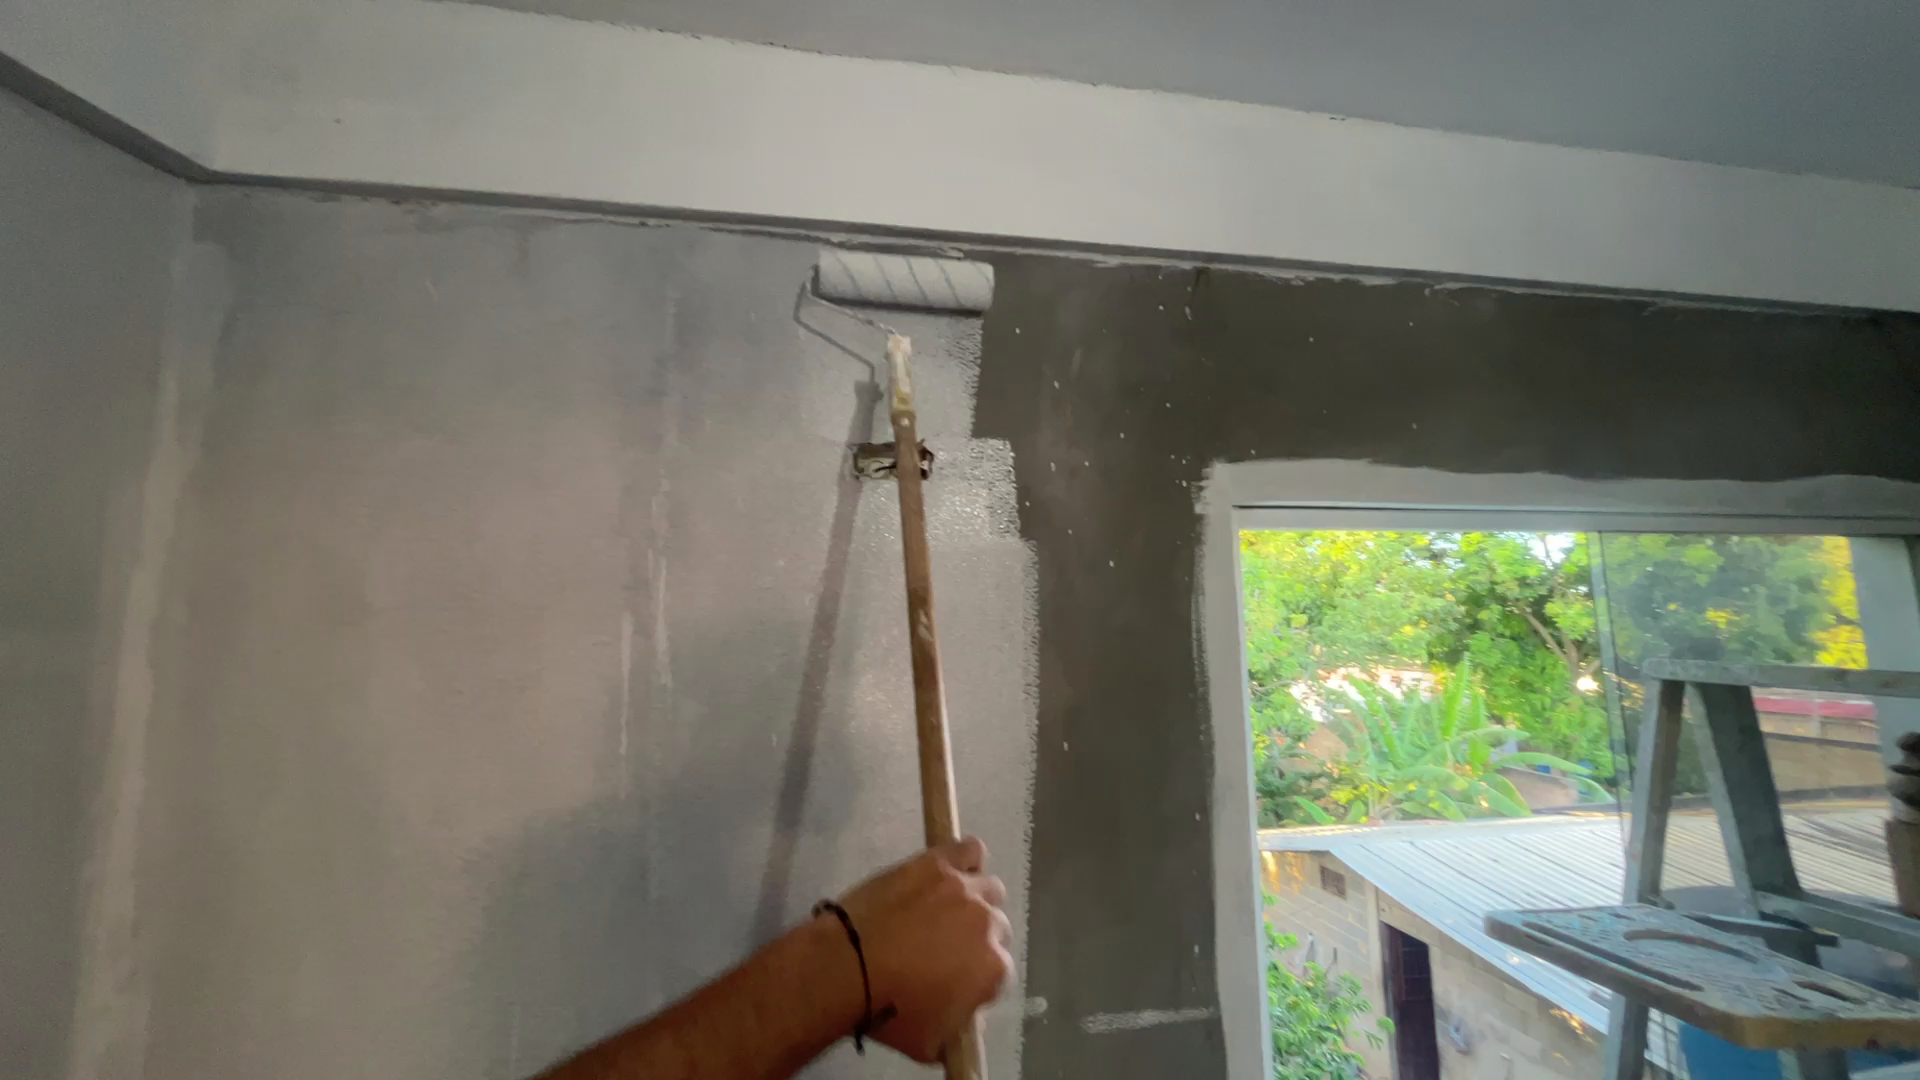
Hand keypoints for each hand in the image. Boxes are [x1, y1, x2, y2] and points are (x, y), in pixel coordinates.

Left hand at [834, 837, 1011, 1062]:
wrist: (848, 964)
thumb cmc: (888, 1010)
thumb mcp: (932, 1042)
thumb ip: (961, 1023)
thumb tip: (965, 1010)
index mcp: (992, 970)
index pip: (1001, 970)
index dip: (977, 974)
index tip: (955, 977)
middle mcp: (988, 924)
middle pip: (996, 926)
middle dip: (976, 937)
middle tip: (945, 944)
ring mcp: (965, 888)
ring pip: (989, 888)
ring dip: (974, 899)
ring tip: (945, 908)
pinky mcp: (940, 861)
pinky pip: (971, 849)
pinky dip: (968, 859)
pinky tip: (950, 873)